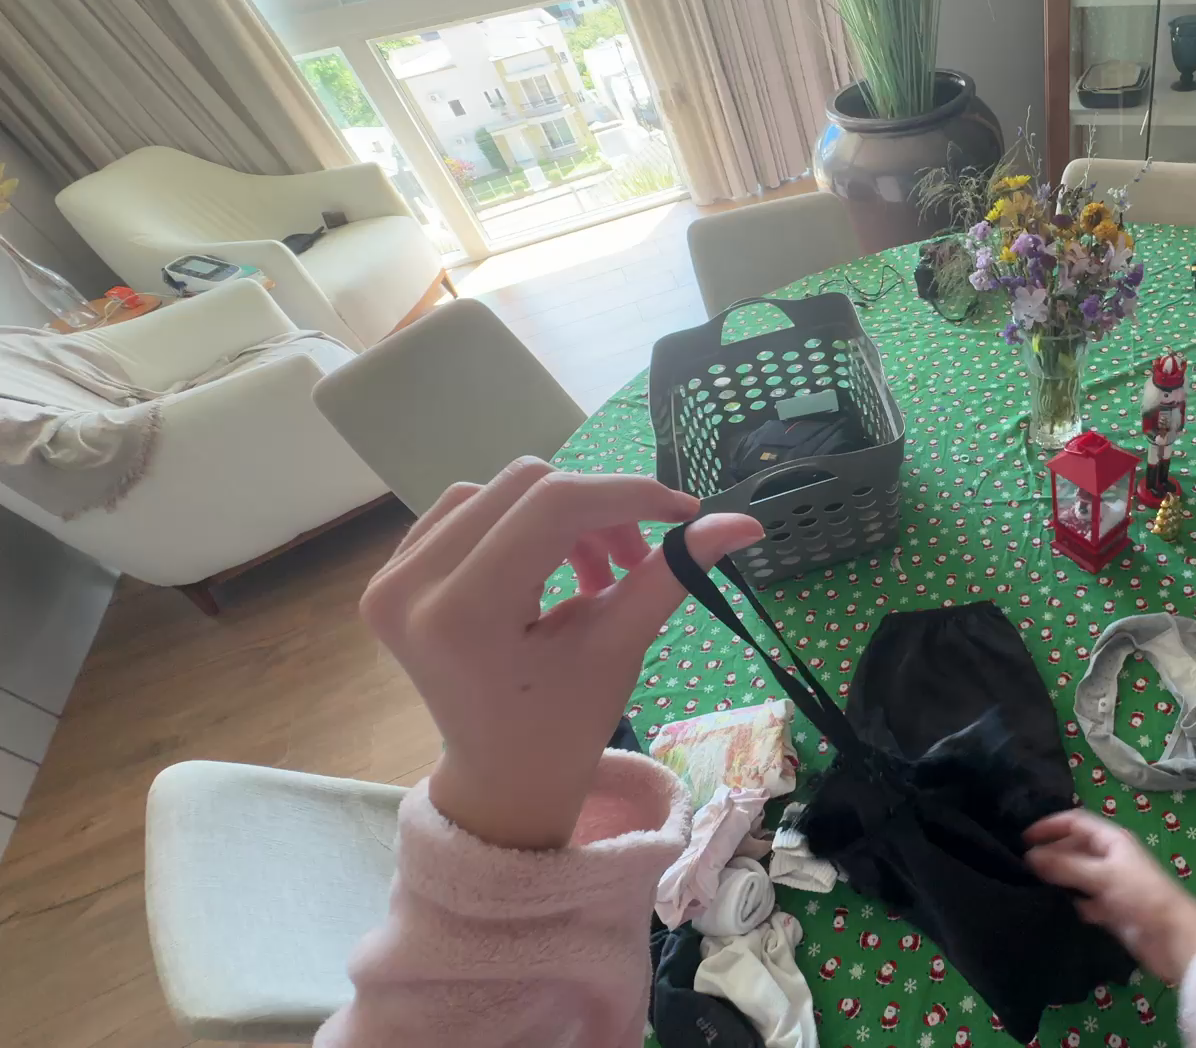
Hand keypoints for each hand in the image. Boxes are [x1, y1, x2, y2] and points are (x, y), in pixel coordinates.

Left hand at [360, 458, 762, 849]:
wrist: (502, 774)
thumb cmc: (567, 722)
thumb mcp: (624, 644)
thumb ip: (677, 572)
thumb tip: (745, 523)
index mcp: (463, 612)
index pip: (556, 504)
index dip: (631, 494)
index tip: (686, 512)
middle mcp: (409, 583)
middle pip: (530, 483)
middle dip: (601, 507)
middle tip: (636, 558)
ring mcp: (387, 574)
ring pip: (502, 488)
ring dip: (566, 514)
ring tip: (597, 569)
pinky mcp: (389, 570)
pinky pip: (471, 506)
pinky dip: (528, 521)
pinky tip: (552, 562)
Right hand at [1025, 810, 1195, 982]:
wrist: (1175, 940)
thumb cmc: (1142, 896)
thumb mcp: (1102, 876)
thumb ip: (1065, 866)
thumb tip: (1029, 855)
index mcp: (1111, 839)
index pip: (1075, 821)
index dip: (1050, 825)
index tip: (1024, 837)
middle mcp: (1109, 857)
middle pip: (1074, 847)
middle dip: (1051, 852)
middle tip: (1021, 863)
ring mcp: (1110, 883)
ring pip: (1077, 874)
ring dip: (1058, 877)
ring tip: (1029, 882)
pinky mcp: (1111, 909)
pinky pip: (1084, 900)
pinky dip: (1071, 901)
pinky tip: (1053, 906)